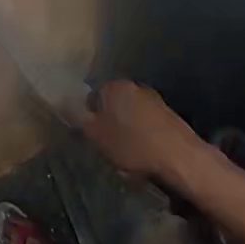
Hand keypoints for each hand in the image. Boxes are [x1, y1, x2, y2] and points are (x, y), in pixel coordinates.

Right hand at [79, 80, 211, 183]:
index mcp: (115, 87)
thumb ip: (81, 119)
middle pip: (113, 106)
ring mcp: (155, 100)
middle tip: (106, 147)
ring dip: (125, 133)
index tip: (91, 137)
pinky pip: (146, 126)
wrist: (179, 156)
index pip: (92, 97)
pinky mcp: (169, 115)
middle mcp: (135, 87)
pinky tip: (143, 155)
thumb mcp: (97, 136)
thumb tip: (65, 104)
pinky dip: (142, 138)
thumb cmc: (132, 145)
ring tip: (126, 156)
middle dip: (108, 125)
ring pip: (130, 116)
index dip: (88, 119)